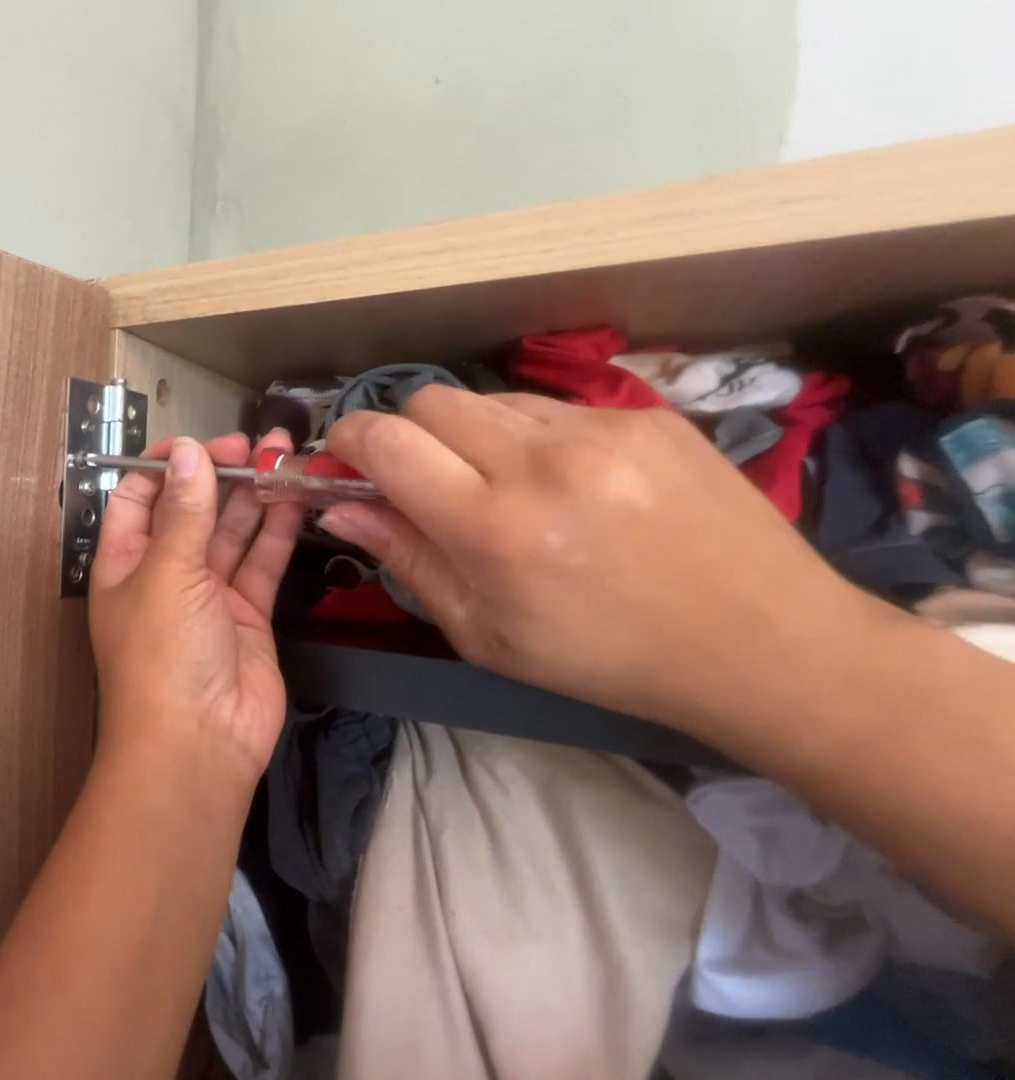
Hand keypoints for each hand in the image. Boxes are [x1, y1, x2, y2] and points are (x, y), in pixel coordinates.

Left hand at [88, 431, 304, 784]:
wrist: (199, 742)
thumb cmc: (162, 656)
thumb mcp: (166, 574)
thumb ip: (183, 512)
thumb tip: (189, 452)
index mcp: (123, 562)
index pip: (136, 498)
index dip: (164, 466)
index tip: (198, 440)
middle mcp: (163, 575)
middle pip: (190, 511)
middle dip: (219, 475)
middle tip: (255, 444)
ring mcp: (207, 596)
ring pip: (231, 534)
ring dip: (253, 498)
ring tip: (283, 459)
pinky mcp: (247, 616)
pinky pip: (261, 564)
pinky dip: (277, 534)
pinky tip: (295, 500)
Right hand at [317, 388, 892, 727]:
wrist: (765, 642)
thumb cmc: (603, 656)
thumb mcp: (482, 631)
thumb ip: (406, 558)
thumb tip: (340, 508)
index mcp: (493, 526)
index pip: (386, 442)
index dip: (347, 440)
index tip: (340, 459)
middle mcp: (541, 460)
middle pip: (428, 401)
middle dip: (404, 433)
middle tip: (420, 479)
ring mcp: (601, 428)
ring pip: (488, 399)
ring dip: (469, 434)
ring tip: (501, 486)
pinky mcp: (646, 415)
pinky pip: (552, 407)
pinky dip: (531, 438)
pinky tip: (567, 484)